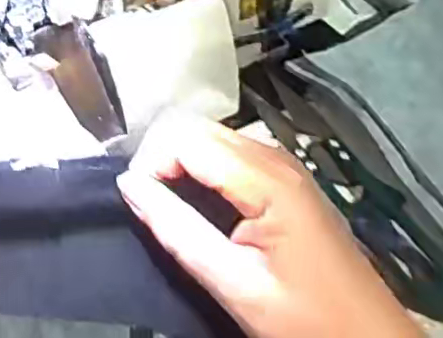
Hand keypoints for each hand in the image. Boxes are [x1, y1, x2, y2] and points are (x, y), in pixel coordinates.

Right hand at [117, 116, 420, 337]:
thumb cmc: (312, 324)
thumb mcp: (238, 288)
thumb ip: (180, 232)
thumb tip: (129, 185)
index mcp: (266, 176)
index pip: (185, 136)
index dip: (151, 161)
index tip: (140, 202)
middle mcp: (274, 155)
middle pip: (197, 125)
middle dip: (162, 155)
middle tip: (149, 204)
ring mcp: (283, 163)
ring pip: (210, 133)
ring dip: (179, 159)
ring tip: (167, 204)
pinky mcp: (285, 177)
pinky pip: (229, 151)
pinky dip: (201, 165)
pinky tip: (197, 202)